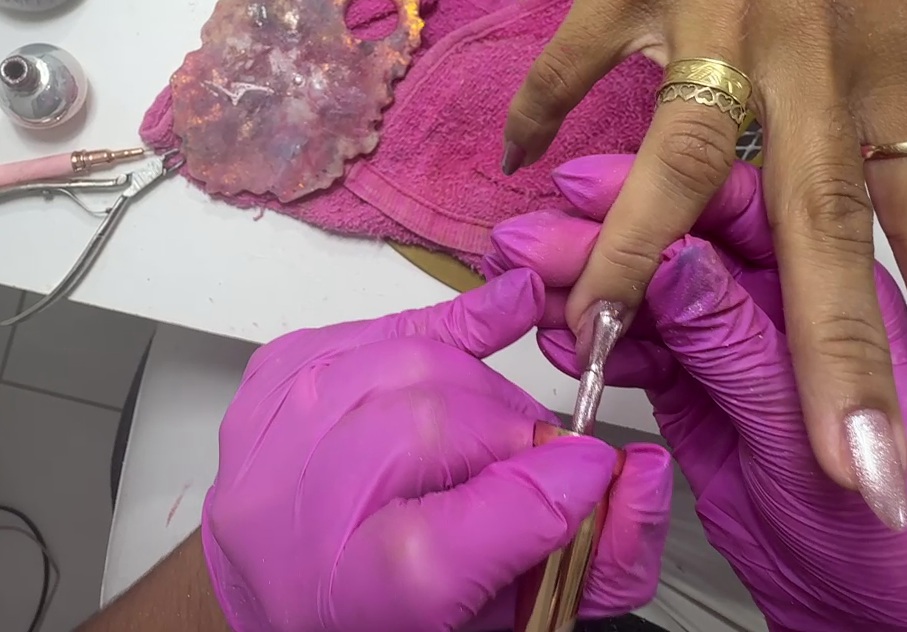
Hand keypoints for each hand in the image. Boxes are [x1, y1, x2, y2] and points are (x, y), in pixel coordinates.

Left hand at [202, 269, 673, 631]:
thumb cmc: (378, 604)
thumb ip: (578, 562)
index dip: (530, 503)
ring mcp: (278, 419)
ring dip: (481, 387)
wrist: (276, 563)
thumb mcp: (490, 614)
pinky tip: (511, 305)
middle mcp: (289, 499)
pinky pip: (388, 320)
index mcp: (333, 594)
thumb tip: (630, 475)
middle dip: (509, 434)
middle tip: (542, 454)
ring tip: (502, 421)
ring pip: (410, 362)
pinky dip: (458, 317)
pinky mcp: (285, 364)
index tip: (592, 476)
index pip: (433, 550)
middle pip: (424, 431)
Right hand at [486, 158, 906, 629]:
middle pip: (666, 249)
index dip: (654, 191)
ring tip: (523, 293)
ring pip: (637, 297)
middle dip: (590, 245)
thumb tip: (671, 250)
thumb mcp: (797, 428)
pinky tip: (556, 347)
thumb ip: (733, 338)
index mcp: (822, 287)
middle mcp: (762, 300)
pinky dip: (589, 347)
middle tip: (523, 245)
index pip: (732, 208)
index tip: (582, 186)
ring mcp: (716, 341)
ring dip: (577, 295)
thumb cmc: (881, 538)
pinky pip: (629, 349)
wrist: (867, 624)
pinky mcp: (684, 382)